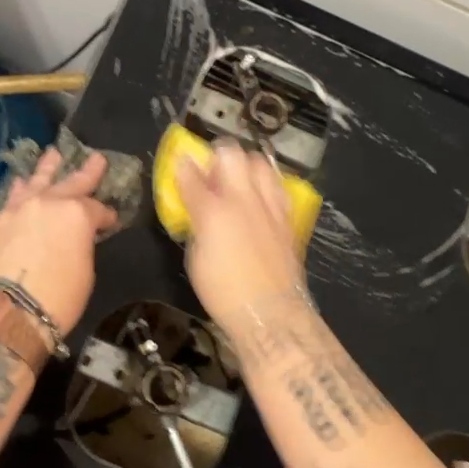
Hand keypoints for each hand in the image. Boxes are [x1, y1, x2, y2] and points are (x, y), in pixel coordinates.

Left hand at [0, 148, 116, 333]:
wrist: (8, 311)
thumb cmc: (58, 297)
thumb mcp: (85, 271)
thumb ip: (82, 244)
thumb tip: (78, 238)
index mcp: (77, 214)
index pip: (98, 209)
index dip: (107, 216)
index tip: (111, 221)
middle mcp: (48, 202)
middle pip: (71, 183)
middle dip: (86, 172)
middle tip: (96, 159)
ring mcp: (19, 208)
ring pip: (37, 181)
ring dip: (47, 169)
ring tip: (52, 154)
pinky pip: (12, 198)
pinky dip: (20, 190)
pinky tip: (20, 183)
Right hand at [175, 140, 306, 325]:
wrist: (270, 313)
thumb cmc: (223, 293)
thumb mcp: (196, 259)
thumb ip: (196, 225)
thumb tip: (198, 211)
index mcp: (213, 212)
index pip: (192, 174)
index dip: (182, 165)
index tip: (180, 161)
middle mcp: (243, 200)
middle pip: (232, 154)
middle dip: (219, 156)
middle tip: (212, 172)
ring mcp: (269, 207)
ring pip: (260, 163)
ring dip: (247, 164)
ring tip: (239, 178)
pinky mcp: (288, 218)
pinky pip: (278, 186)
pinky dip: (267, 183)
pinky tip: (261, 195)